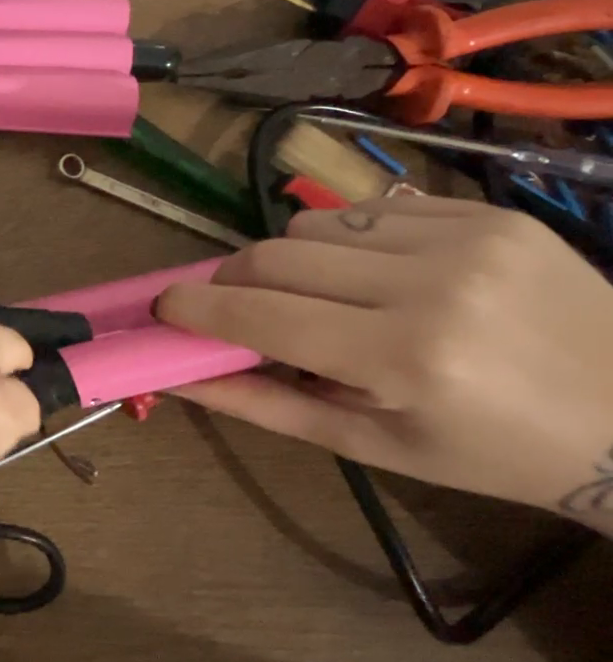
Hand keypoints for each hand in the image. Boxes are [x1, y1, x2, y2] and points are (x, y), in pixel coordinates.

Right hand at [158, 194, 612, 531]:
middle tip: (239, 309)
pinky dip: (350, 242)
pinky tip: (384, 275)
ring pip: (311, 226)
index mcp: (405, 359)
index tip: (162, 309)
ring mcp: (466, 241)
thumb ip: (264, 404)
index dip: (192, 309)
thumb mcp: (375, 446)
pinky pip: (367, 212)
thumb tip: (174, 375)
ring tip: (327, 295)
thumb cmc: (499, 449)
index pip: (256, 316)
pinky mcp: (488, 214)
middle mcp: (432, 288)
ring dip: (293, 260)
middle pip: (270, 256)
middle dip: (232, 282)